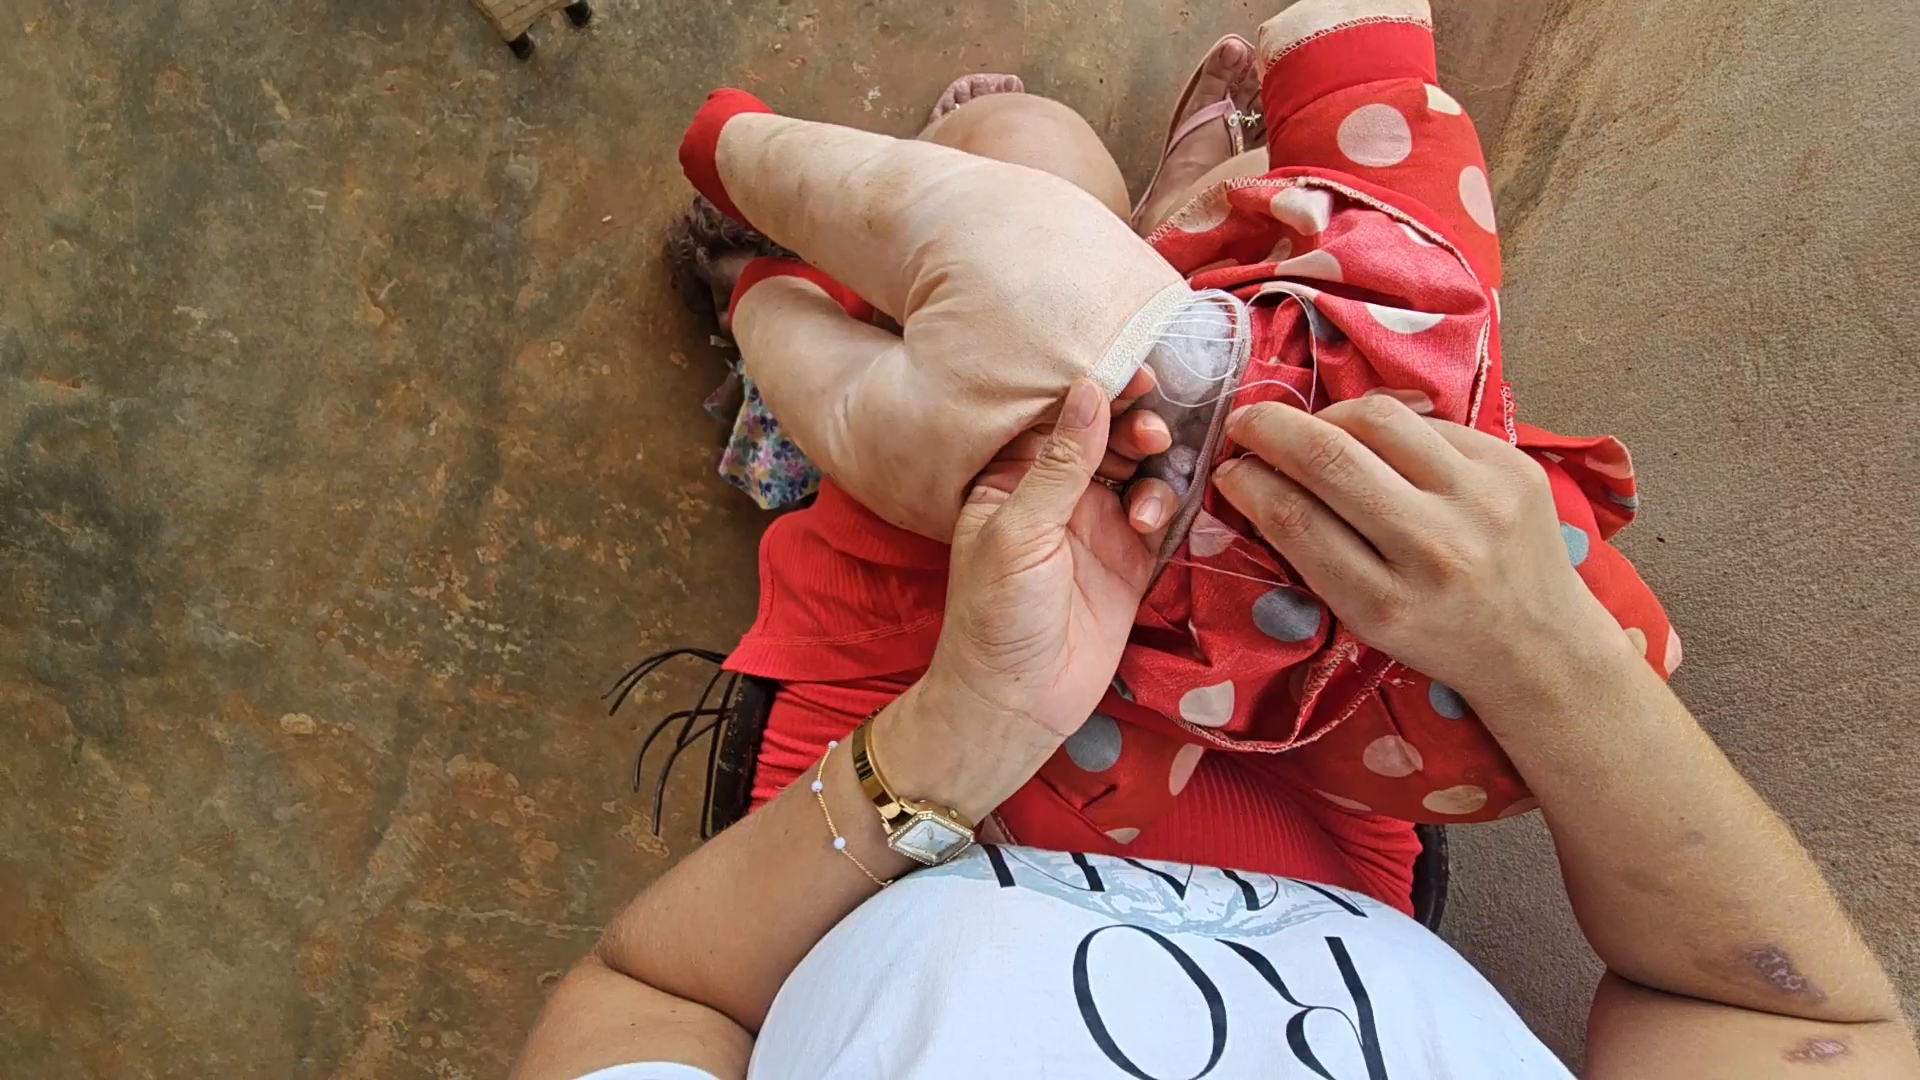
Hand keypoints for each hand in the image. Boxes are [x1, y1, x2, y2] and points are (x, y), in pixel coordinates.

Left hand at [928, 378, 1158, 744]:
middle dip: (1132, 423)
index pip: (1057, 417)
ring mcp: (1096, 525)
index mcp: (1014, 479)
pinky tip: (1152, 521)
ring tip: (1150, 477)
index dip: (1096, 391)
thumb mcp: (1021, 532)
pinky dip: (1164, 504)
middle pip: (1105, 436)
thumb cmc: (996, 614)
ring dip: (1152, 463)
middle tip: (1150, 429)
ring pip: (1137, 469)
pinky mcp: (1129, 558)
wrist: (1019, 699)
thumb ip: (1060, 464)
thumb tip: (1087, 388)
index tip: (1135, 373)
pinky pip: (1158, 512)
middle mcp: (1057, 494)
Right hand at [1211, 391, 1625, 714]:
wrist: (1543, 647)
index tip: (1227, 470)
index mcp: (1383, 602)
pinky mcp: (1515, 463)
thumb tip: (1254, 479)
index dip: (1247, 483)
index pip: (1294, 518)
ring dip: (1324, 415)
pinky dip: (1381, 425)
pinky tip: (1371, 443)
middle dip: (1269, 428)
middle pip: (1328, 457)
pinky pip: (1425, 420)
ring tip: (1309, 430)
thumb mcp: (1358, 616)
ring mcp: (1483, 497)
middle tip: (1243, 423)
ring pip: (1377, 417)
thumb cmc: (1433, 635)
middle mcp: (1435, 545)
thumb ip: (1309, 550)